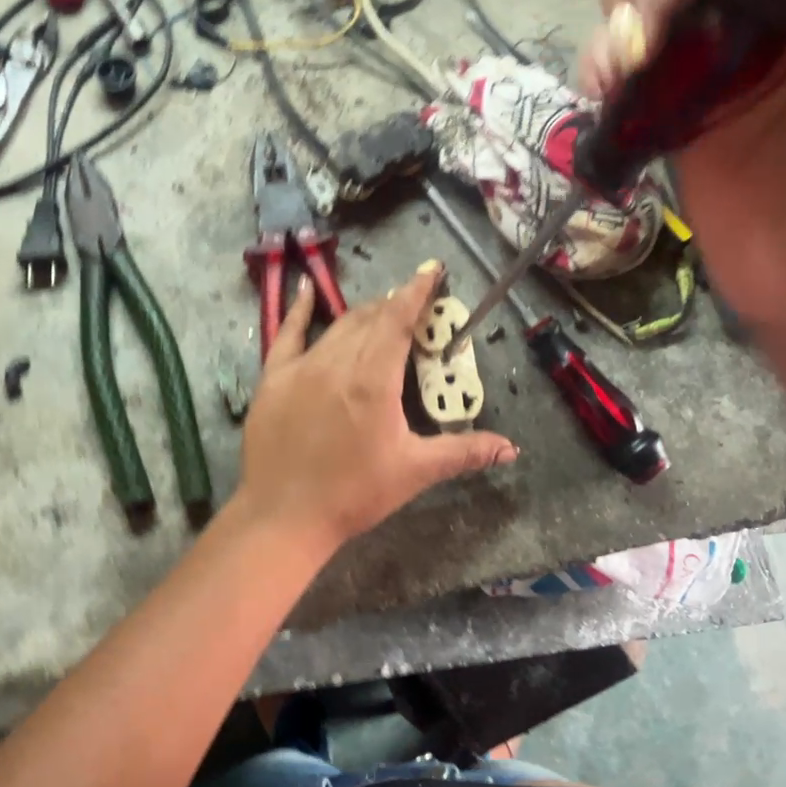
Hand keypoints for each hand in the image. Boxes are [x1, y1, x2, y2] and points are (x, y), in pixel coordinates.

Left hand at [233, 263, 517, 550]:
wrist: (284, 517)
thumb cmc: (354, 494)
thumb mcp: (414, 471)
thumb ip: (463, 452)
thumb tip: (511, 448)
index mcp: (373, 379)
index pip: (399, 321)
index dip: (416, 292)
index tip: (431, 270)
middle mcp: (337, 362)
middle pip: (371, 319)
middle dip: (395, 305)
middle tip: (414, 303)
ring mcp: (302, 367)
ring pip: (338, 326)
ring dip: (363, 313)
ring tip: (381, 308)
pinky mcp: (274, 378)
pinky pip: (288, 334)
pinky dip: (301, 310)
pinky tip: (307, 289)